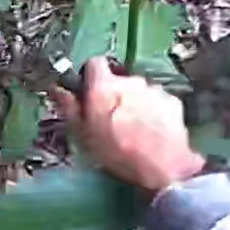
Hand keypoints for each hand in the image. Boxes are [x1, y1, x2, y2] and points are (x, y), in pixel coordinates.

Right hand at [53, 58, 204, 192]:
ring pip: (137, 90)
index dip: (89, 74)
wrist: (162, 166)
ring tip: (131, 126)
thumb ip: (68, 106)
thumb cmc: (117, 151)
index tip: (88, 89)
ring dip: (132, 101)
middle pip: (116, 79)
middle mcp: (129, 81)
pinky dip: (151, 109)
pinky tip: (148, 128)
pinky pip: (155, 99)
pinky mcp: (172, 100)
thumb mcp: (82, 133)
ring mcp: (153, 90)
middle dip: (112, 93)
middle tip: (108, 117)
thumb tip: (57, 89)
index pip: (94, 62)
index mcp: (103, 86)